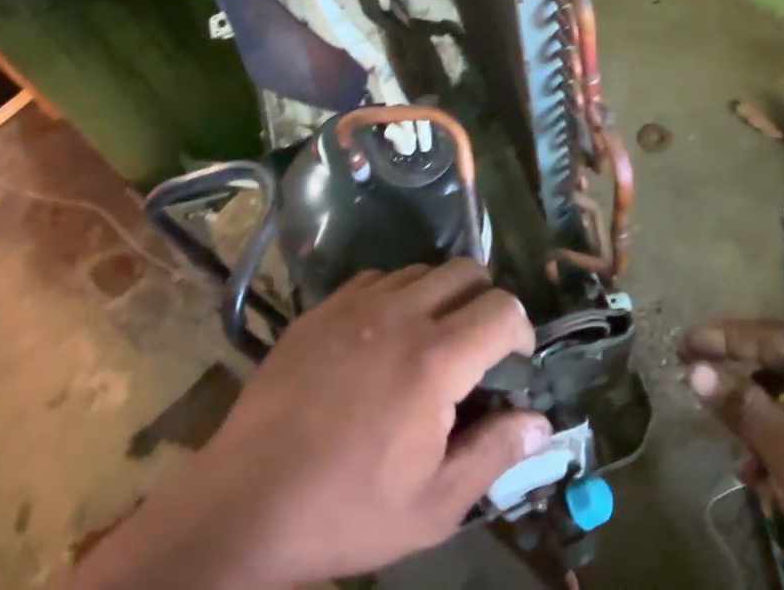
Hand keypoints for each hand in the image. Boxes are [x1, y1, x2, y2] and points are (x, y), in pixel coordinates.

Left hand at [74, 259, 548, 589]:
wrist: (244, 504)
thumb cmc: (345, 511)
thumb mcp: (434, 505)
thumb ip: (494, 454)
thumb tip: (539, 422)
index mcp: (435, 360)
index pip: (503, 308)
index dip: (521, 330)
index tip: (514, 362)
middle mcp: (397, 316)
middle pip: (464, 271)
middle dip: (485, 301)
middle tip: (478, 348)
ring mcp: (350, 308)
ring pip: (418, 271)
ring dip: (438, 297)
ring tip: (428, 344)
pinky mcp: (316, 313)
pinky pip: (372, 281)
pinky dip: (393, 298)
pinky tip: (379, 341)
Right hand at [680, 321, 783, 589]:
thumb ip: (744, 409)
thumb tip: (695, 370)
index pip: (775, 340)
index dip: (726, 339)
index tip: (683, 344)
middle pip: (773, 370)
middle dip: (740, 395)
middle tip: (696, 393)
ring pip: (776, 402)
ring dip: (753, 431)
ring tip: (747, 465)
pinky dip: (768, 448)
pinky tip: (760, 478)